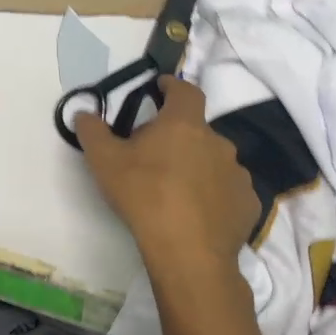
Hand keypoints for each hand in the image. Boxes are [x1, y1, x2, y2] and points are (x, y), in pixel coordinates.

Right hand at [77, 75, 259, 274]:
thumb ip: (91, 129)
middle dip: (175, 133)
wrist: (188, 250)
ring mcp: (238, 175)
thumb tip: (86, 114)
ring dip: (194, 162)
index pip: (186, 91)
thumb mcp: (101, 158)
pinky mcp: (249, 203)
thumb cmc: (142, 192)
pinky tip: (192, 207)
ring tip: (172, 183)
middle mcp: (218, 143)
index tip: (160, 86)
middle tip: (150, 150)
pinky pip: (226, 186)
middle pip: (195, 128)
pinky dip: (210, 189)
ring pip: (212, 158)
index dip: (172, 85)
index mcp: (183, 125)